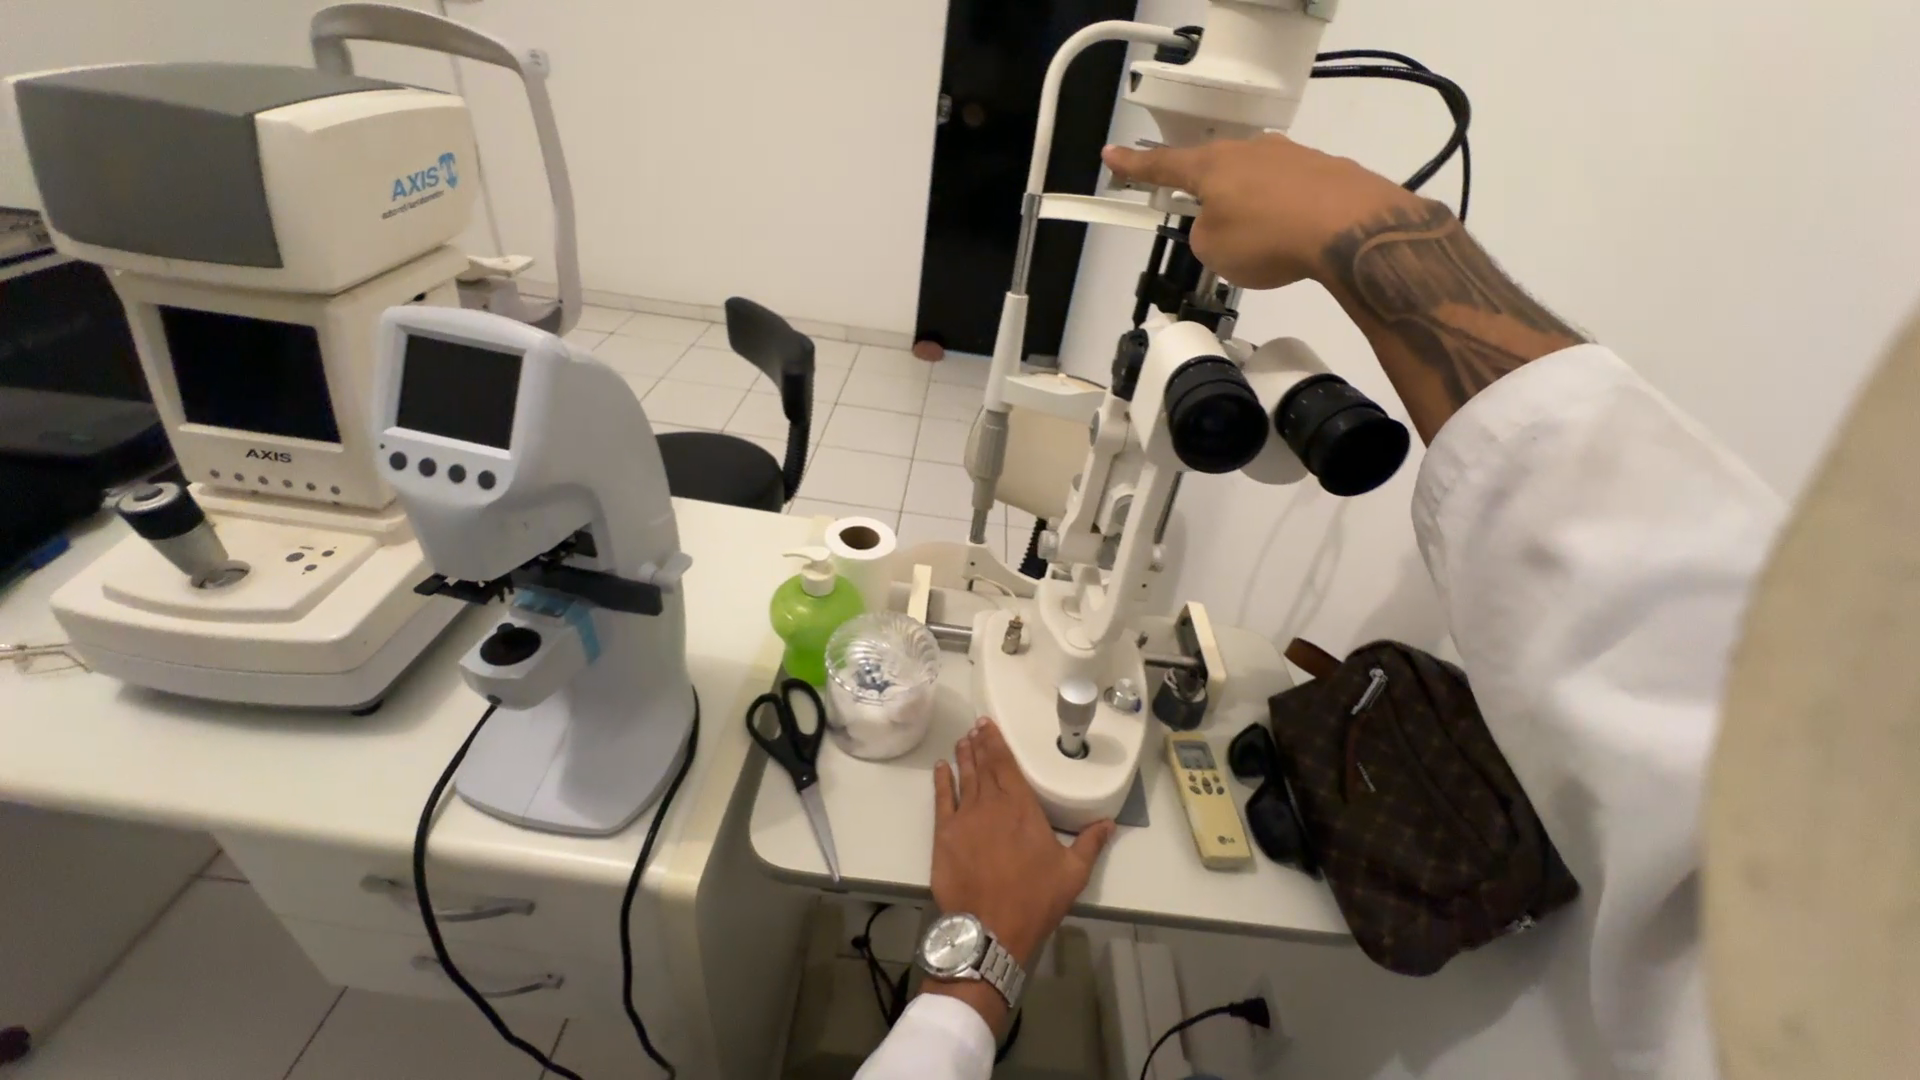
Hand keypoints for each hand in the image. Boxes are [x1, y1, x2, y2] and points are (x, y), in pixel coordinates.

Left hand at [930, 718, 1115, 968]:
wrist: (990, 930)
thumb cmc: (1034, 899)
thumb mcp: (1072, 873)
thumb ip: (1089, 843)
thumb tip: (1109, 822)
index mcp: (1021, 807)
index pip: (1005, 764)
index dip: (996, 742)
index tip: (988, 725)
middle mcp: (990, 804)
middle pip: (983, 766)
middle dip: (979, 744)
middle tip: (975, 727)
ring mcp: (964, 817)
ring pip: (964, 778)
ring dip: (963, 757)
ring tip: (962, 741)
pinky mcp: (945, 835)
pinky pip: (942, 799)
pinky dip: (942, 781)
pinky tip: (941, 768)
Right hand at [1102, 134, 1427, 290]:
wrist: (1349, 227)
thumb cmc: (1266, 238)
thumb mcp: (1212, 250)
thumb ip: (1202, 234)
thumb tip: (1218, 224)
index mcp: (1211, 167)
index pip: (1162, 166)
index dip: (1134, 166)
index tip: (1111, 154)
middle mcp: (1248, 151)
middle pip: (1212, 171)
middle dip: (1203, 195)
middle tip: (1202, 221)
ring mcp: (1289, 156)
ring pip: (1252, 181)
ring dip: (1246, 207)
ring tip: (1257, 244)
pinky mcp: (1322, 170)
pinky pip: (1286, 193)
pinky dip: (1279, 213)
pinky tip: (1289, 238)